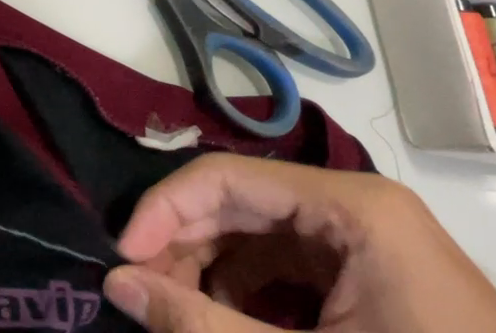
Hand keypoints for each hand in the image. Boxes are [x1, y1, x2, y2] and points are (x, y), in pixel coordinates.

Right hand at [103, 154, 495, 332]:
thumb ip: (205, 325)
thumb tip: (117, 284)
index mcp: (352, 206)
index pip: (224, 178)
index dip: (163, 212)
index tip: (123, 260)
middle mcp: (359, 206)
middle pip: (240, 203)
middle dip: (185, 247)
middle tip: (143, 292)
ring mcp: (372, 242)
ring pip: (261, 236)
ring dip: (213, 270)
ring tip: (180, 312)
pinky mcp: (379, 279)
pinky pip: (293, 266)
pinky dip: (252, 291)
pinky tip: (230, 322)